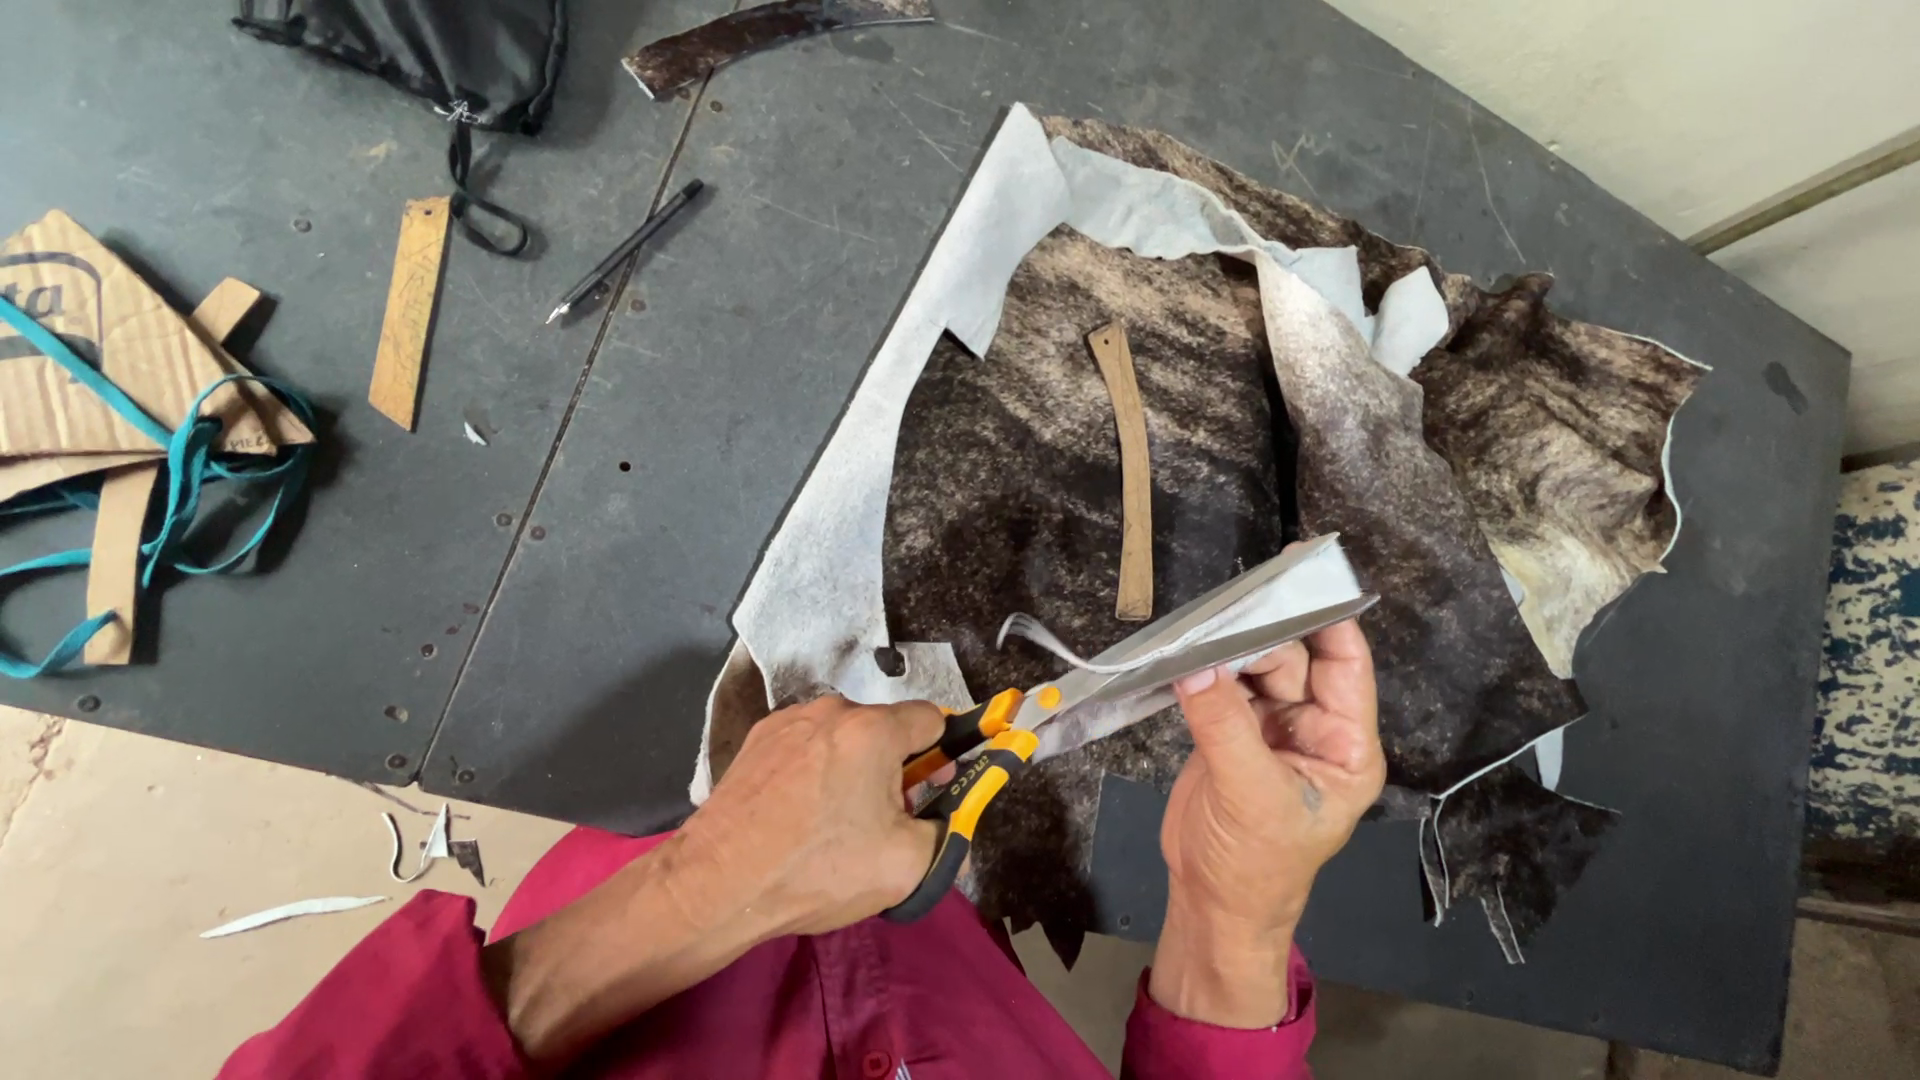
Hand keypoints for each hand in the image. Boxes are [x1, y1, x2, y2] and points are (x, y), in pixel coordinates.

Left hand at [676, 694, 945, 935]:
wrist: (717, 883)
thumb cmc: (818, 869)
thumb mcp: (905, 866)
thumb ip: (945, 833)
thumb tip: (944, 822)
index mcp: (874, 730)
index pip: (932, 718)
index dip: (942, 754)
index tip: (932, 789)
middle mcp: (832, 711)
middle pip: (885, 729)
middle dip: (895, 767)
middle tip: (882, 819)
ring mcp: (789, 720)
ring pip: (844, 737)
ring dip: (852, 767)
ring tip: (831, 821)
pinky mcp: (757, 738)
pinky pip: (807, 745)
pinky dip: (814, 769)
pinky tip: (796, 813)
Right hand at [1150, 617, 1383, 1026]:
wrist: (1212, 902)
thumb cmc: (1255, 862)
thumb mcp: (1250, 794)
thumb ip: (1223, 724)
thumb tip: (1193, 663)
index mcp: (1345, 744)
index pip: (1346, 665)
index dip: (1328, 618)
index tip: (1301, 573)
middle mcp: (1313, 728)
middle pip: (1292, 658)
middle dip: (1261, 631)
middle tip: (1224, 602)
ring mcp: (1268, 729)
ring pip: (1252, 668)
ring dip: (1227, 648)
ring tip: (1197, 625)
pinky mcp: (1229, 733)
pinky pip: (1221, 687)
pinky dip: (1203, 671)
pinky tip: (1184, 652)